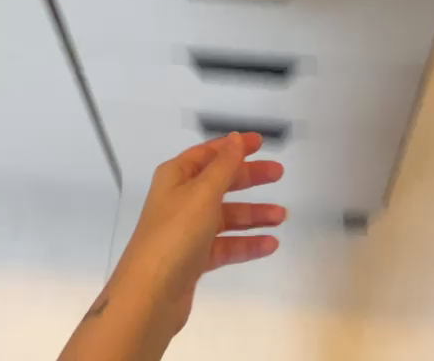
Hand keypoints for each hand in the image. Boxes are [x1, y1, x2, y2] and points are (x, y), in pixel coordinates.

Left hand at [58, 133, 284, 360]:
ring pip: (226, 216)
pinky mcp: (194, 258)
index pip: (209, 153)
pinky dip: (246, 243)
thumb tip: (236, 138)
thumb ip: (224, 165)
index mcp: (176, 176)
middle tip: (278, 174)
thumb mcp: (203, 192)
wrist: (151, 294)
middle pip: (220, 182)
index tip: (261, 142)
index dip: (234, 146)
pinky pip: (226, 244)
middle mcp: (180, 199)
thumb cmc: (176, 232)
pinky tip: (270, 244)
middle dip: (249, 178)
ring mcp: (187, 230)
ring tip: (282, 216)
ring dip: (253, 214)